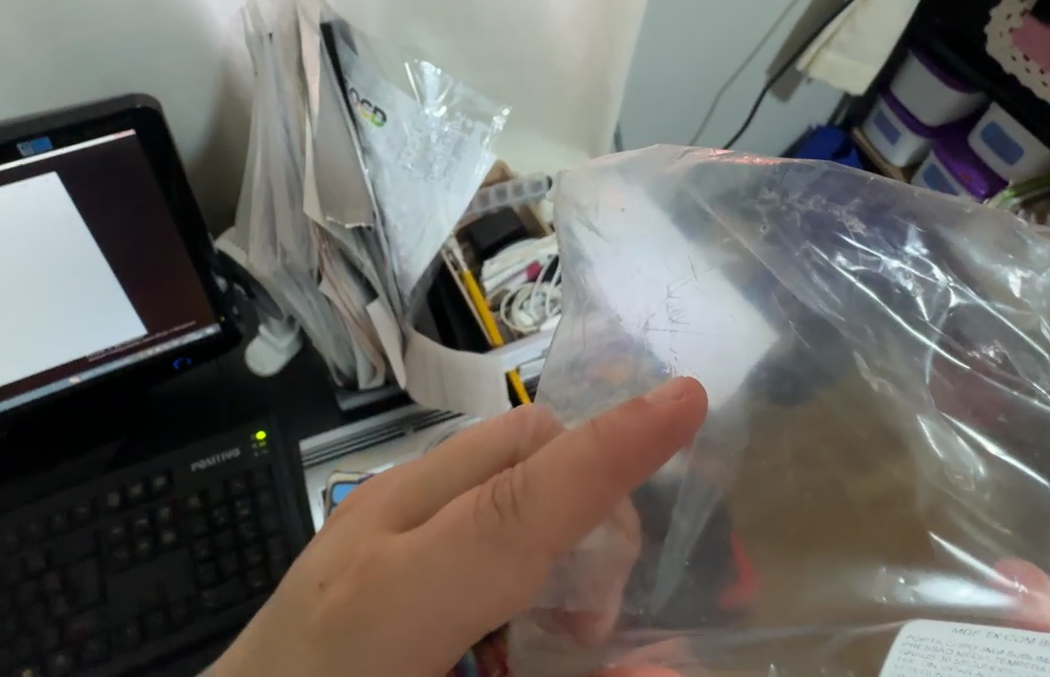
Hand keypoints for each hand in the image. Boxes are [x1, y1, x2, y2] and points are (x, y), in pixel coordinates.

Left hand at [210, 377, 707, 676]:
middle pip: (517, 444)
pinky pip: (464, 477)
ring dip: (554, 500)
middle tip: (599, 609)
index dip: (611, 451)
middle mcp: (375, 523)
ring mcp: (364, 509)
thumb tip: (667, 661)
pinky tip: (502, 589)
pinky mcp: (362, 515)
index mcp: (389, 596)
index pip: (519, 501)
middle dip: (592, 491)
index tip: (687, 398)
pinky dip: (513, 508)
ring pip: (494, 451)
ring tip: (554, 609)